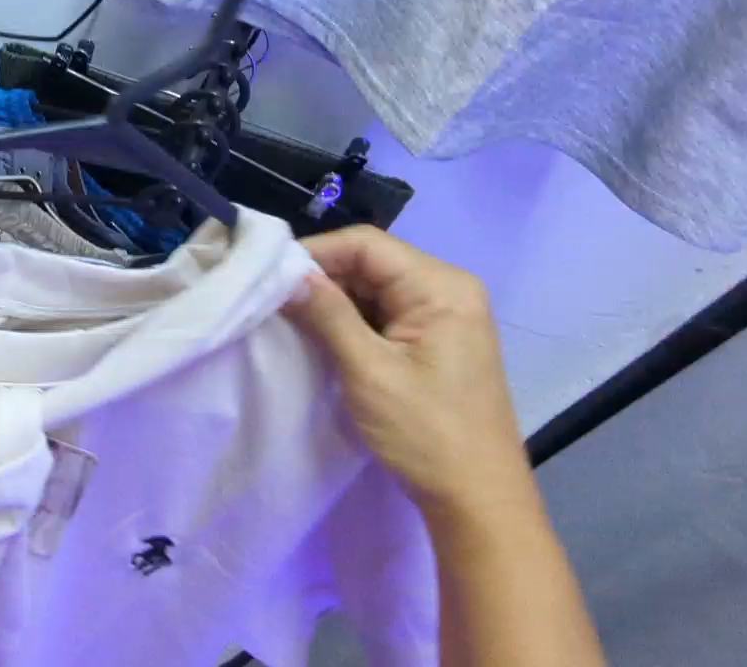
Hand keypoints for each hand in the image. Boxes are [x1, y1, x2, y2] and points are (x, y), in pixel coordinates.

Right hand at [284, 226, 533, 518]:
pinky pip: (376, 310)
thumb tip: (285, 275)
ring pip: (367, 285)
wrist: (477, 503)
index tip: (269, 275)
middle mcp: (445, 289)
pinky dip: (343, 318)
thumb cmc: (427, 434)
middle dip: (318, 277)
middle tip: (270, 298)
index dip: (314, 253)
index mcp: (441, 287)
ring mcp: (438, 314)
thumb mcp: (369, 370)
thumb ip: (327, 314)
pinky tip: (314, 333)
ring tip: (284, 315)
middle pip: (366, 261)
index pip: (365, 244)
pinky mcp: (427, 338)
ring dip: (327, 299)